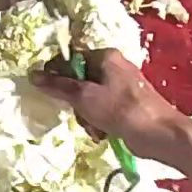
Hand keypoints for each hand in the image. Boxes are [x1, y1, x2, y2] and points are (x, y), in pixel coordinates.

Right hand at [32, 50, 182, 144]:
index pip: (70, 59)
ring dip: (85, 115)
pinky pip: (101, 109)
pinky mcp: (126, 104)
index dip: (56, 75)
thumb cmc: (120, 109)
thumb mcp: (83, 97)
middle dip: (75, 102)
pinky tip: (102, 133)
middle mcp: (114, 67)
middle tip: (78, 113)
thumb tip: (33, 74)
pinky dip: (98, 121)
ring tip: (94, 127)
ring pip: (88, 98)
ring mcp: (121, 86)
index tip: (49, 92)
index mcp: (105, 57)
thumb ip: (57, 85)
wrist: (159, 134)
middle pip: (78, 80)